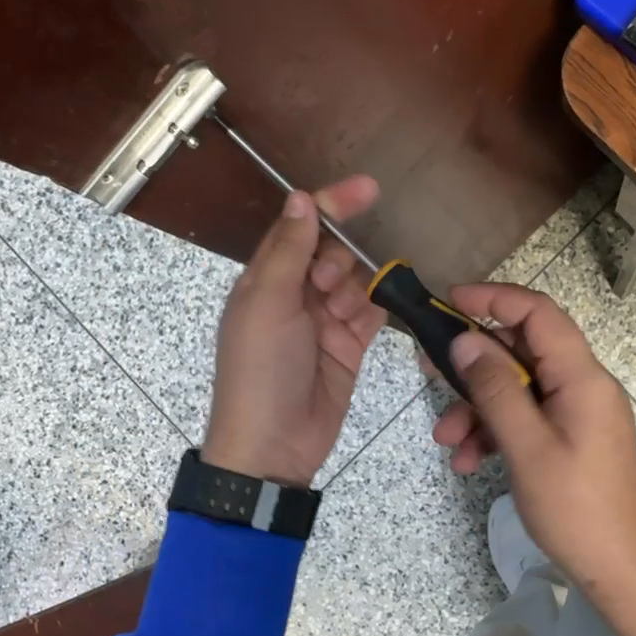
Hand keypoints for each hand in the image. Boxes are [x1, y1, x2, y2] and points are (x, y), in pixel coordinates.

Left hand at [201, 178, 385, 487]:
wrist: (273, 446)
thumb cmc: (259, 372)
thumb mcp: (266, 305)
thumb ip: (287, 251)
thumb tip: (301, 197)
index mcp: (264, 280)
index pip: (300, 227)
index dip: (331, 205)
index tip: (368, 189)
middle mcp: (294, 295)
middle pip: (331, 252)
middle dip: (339, 260)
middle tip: (329, 289)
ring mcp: (324, 322)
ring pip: (355, 281)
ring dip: (356, 289)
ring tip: (342, 317)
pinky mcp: (349, 347)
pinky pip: (372, 313)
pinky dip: (376, 307)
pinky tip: (372, 314)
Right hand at [431, 283, 635, 635]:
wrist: (619, 566)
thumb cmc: (574, 506)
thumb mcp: (526, 446)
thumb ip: (494, 389)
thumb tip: (464, 341)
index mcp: (581, 377)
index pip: (538, 314)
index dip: (494, 300)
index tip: (450, 303)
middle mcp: (583, 386)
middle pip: (522, 352)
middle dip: (474, 368)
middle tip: (429, 375)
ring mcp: (578, 413)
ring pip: (518, 390)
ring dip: (478, 410)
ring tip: (448, 443)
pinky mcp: (571, 438)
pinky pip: (528, 419)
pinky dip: (497, 433)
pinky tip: (471, 461)